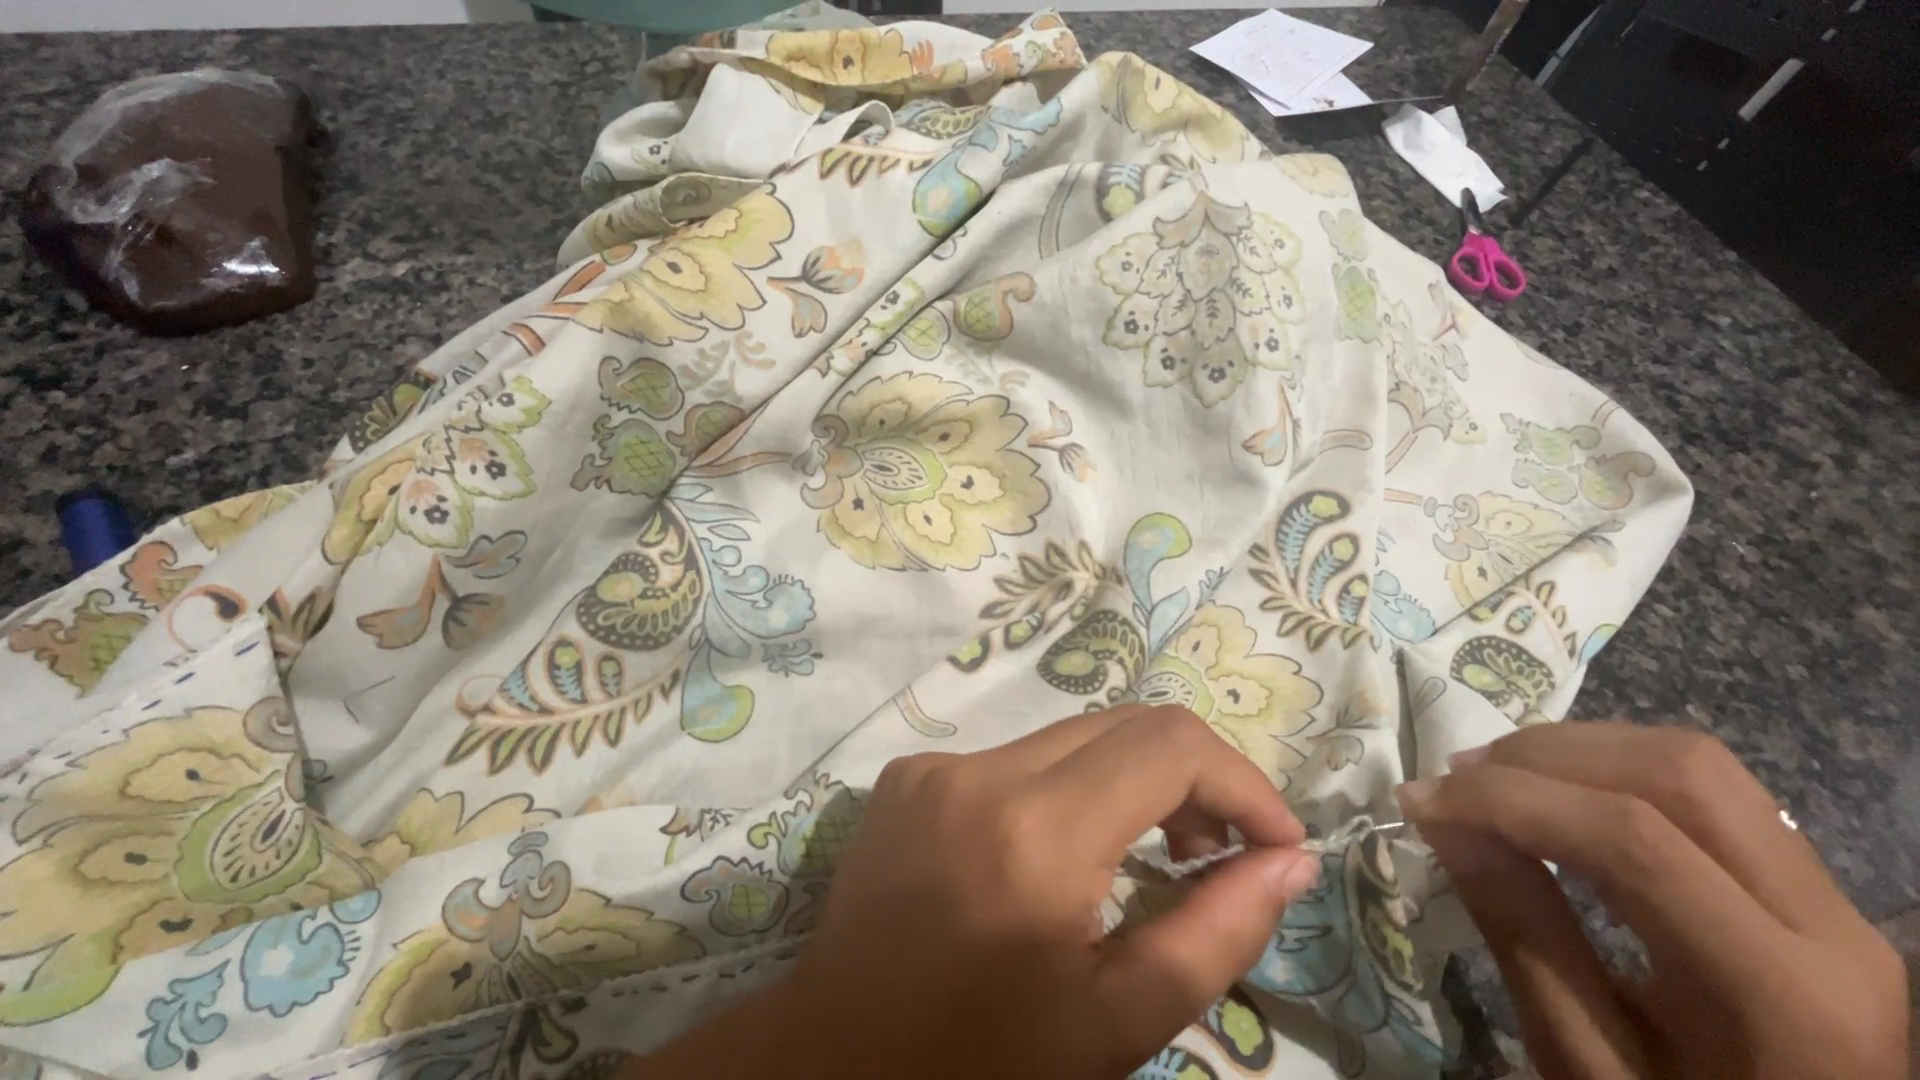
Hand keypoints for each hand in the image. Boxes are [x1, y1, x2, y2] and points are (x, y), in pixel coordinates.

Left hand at [641, 705, 1320, 1078]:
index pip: (1169, 744)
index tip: (1275, 844)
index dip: (1242, 782)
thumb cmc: (983, 1058)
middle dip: (1193, 778)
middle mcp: (980, 771)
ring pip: (1071, 738)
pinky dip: (1066, 788)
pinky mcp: (907, 775)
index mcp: (1035, 830)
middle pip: (1123, 725)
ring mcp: (934, 765)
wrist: (839, 1060)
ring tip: (1154, 853)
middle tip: (1216, 854)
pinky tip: (1063, 853)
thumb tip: (1289, 860)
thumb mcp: (1118, 1017)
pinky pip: (1015, 758)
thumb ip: (1218, 931)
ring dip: (1130, 781)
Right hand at [1397, 722, 1908, 1079]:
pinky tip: (1559, 790)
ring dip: (1579, 749)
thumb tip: (1443, 820)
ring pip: (1699, 764)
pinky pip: (1713, 790)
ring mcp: (1833, 900)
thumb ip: (1521, 935)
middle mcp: (1830, 925)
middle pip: (1679, 776)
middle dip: (1545, 757)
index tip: (1421, 801)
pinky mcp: (1813, 887)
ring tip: (1496, 775)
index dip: (1510, 801)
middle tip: (1457, 779)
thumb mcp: (1586, 1063)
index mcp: (1780, 993)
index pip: (1633, 841)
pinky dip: (1616, 767)